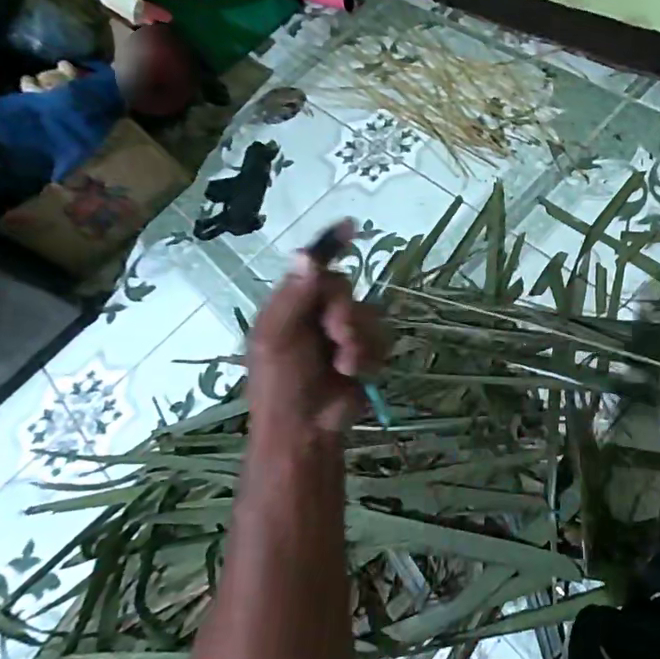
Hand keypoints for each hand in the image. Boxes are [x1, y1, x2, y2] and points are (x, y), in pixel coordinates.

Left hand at [247, 238, 385, 437]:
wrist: (307, 430)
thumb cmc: (280, 386)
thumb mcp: (277, 338)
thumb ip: (294, 296)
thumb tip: (306, 254)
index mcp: (290, 305)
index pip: (312, 266)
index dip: (330, 246)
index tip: (351, 227)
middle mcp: (317, 314)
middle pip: (346, 289)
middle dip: (345, 313)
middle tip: (336, 335)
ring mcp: (343, 335)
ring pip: (369, 314)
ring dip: (360, 340)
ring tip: (345, 364)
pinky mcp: (365, 355)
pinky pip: (382, 339)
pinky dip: (372, 356)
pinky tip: (356, 373)